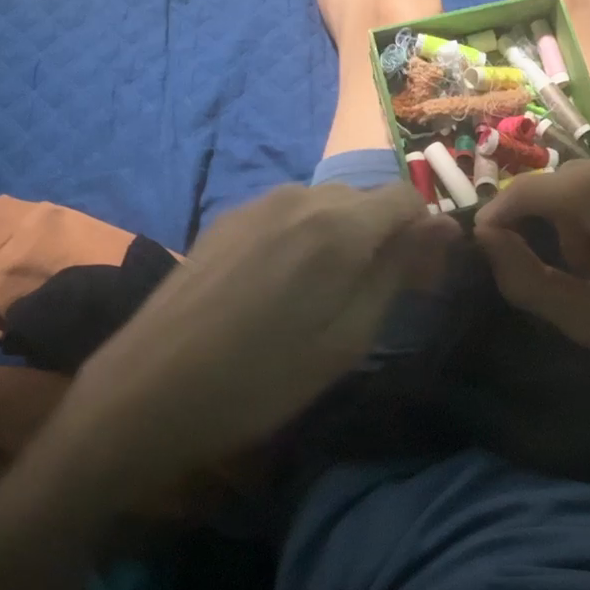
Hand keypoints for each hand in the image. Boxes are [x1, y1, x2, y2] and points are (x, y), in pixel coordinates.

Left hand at [45, 183, 457, 503]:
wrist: (145, 393)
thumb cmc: (261, 379)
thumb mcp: (347, 339)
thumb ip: (398, 271)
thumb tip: (443, 225)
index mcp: (338, 225)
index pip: (407, 196)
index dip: (423, 233)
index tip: (419, 279)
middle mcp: (299, 197)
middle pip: (366, 199)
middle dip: (383, 237)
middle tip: (373, 298)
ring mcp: (257, 204)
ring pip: (326, 206)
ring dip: (341, 239)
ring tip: (320, 298)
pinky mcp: (226, 220)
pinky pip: (287, 215)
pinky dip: (303, 240)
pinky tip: (277, 290)